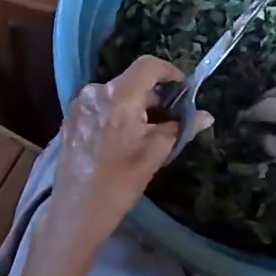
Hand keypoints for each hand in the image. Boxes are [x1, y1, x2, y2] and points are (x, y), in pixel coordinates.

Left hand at [44, 56, 211, 254]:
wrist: (78, 209)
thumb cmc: (121, 180)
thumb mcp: (156, 152)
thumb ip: (180, 127)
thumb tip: (205, 116)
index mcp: (118, 95)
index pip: (149, 65)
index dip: (170, 72)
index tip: (183, 89)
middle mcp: (95, 91)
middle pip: (132, 81)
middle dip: (153, 96)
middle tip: (169, 119)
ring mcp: (79, 105)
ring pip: (115, 95)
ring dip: (134, 107)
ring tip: (147, 134)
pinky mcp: (70, 120)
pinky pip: (100, 108)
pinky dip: (116, 115)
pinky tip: (122, 140)